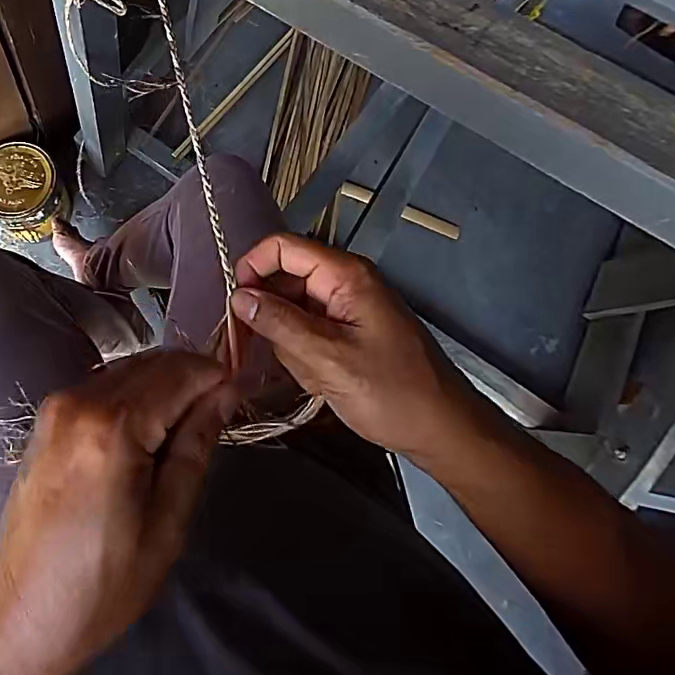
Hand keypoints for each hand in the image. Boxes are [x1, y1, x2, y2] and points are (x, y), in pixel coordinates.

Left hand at [0, 352, 235, 674]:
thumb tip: (227, 393)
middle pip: (157, 362)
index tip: (240, 395)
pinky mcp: (48, 417)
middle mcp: (81, 401)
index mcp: (112, 427)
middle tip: (217, 414)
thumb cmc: (98, 586)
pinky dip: (138, 392)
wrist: (12, 622)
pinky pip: (109, 382)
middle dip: (193, 378)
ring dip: (167, 384)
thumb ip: (197, 445)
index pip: (181, 372)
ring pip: (133, 367)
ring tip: (185, 428)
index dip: (218, 377)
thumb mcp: (166, 524)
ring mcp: (58, 405)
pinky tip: (148, 430)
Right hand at [229, 232, 485, 461]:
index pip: (284, 247)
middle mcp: (345, 282)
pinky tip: (321, 381)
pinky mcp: (348, 331)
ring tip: (313, 375)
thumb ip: (280, 324)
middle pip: (285, 280)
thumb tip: (239, 297)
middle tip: (259, 352)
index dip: (252, 267)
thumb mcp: (329, 359)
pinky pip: (309, 331)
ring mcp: (347, 307)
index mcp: (346, 275)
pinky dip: (304, 355)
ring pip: (293, 310)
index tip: (234, 305)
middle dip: (269, 315)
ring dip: (289, 344)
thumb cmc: (392, 393)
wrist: (440, 427)